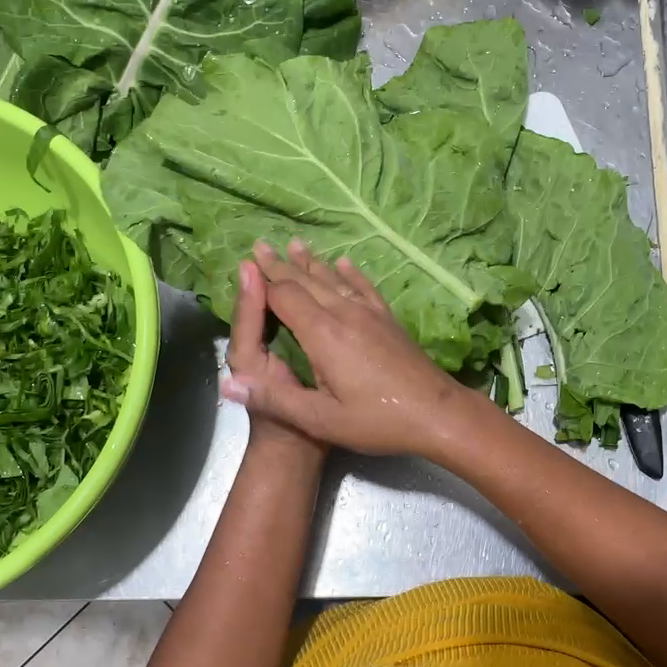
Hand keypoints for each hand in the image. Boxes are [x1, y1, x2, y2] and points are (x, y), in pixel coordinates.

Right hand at [220, 239, 477, 457]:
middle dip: (281, 265)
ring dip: (312, 263)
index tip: (246, 264)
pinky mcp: (388, 321)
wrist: (437, 414)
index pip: (284, 297)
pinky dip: (351, 273)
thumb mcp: (321, 419)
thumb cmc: (377, 420)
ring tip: (296, 245)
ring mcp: (370, 315)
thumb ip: (275, 400)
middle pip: (306, 282)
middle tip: (262, 245)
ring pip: (334, 280)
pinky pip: (365, 288)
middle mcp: (344, 314)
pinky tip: (345, 264)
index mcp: (323, 335)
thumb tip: (228, 383)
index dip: (263, 281)